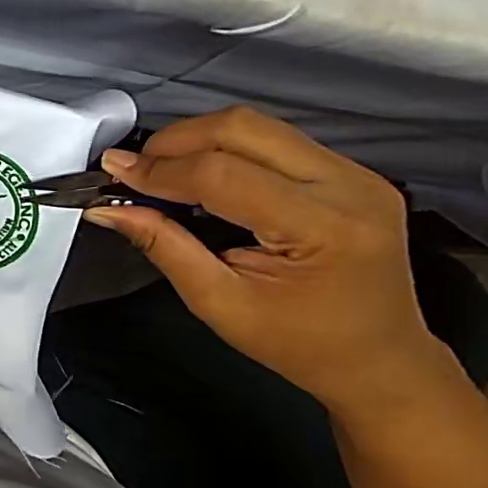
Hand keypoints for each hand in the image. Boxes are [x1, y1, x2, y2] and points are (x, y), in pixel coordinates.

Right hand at [85, 107, 460, 413]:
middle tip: (136, 169)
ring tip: (162, 170)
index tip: (113, 171)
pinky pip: (270, 137)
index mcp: (325, 229)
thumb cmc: (300, 344)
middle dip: (175, 142)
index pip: (224, 175)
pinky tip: (200, 172)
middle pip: (241, 129)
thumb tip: (106, 208)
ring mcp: (355, 173)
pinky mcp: (348, 170)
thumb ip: (163, 245)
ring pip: (254, 125)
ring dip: (196, 139)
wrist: (381, 362)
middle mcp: (349, 188)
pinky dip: (222, 146)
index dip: (161, 170)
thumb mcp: (219, 303)